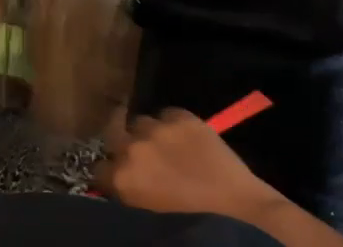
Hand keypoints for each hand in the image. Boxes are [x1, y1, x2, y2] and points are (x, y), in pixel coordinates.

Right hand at [97, 109, 342, 246]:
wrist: (244, 217)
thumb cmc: (195, 228)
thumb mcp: (150, 220)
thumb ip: (129, 198)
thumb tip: (119, 187)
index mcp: (122, 177)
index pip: (98, 169)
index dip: (111, 175)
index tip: (121, 182)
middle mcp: (133, 147)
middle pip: (115, 138)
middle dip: (126, 150)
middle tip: (144, 166)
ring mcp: (159, 129)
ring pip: (141, 123)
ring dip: (148, 136)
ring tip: (167, 151)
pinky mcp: (184, 117)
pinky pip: (168, 114)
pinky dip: (173, 126)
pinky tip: (187, 142)